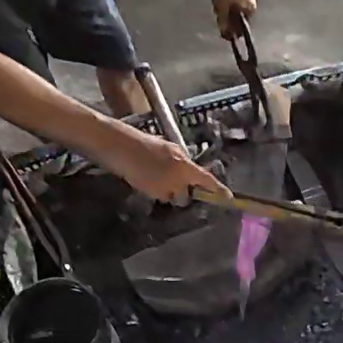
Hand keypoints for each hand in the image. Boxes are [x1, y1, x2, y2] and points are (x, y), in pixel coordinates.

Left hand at [100, 125, 227, 204]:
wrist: (113, 142)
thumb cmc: (140, 168)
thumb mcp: (159, 189)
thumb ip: (174, 194)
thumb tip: (180, 195)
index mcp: (186, 167)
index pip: (208, 180)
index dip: (218, 190)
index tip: (228, 197)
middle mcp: (180, 155)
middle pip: (192, 174)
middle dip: (190, 187)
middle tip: (183, 200)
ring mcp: (166, 148)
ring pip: (176, 169)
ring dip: (173, 181)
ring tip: (160, 192)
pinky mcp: (152, 145)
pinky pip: (163, 164)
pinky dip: (161, 174)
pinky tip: (148, 180)